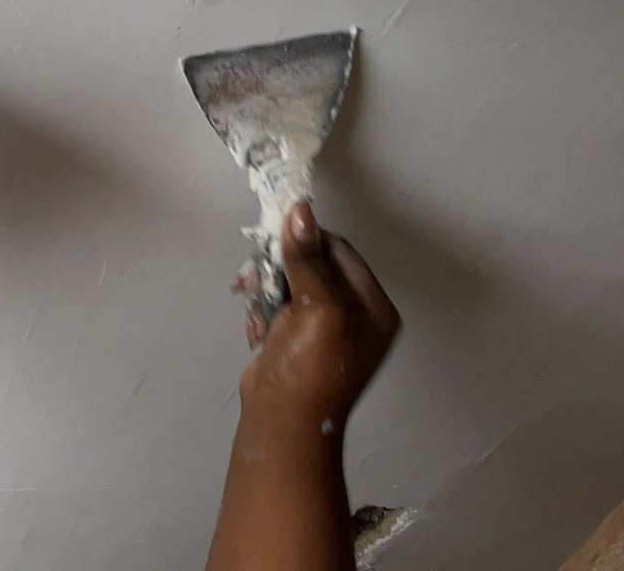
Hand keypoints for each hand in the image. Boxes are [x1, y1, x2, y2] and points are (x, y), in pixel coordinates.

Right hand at [236, 202, 399, 428]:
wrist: (283, 416)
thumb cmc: (311, 365)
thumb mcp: (316, 308)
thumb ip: (307, 258)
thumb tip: (300, 208)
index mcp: (371, 305)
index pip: (338, 249)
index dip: (305, 238)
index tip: (271, 239)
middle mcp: (352, 311)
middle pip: (309, 262)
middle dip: (277, 267)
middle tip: (252, 278)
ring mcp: (322, 324)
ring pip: (286, 280)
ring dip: (263, 288)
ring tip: (252, 304)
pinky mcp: (295, 334)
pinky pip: (275, 301)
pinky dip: (260, 308)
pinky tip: (257, 327)